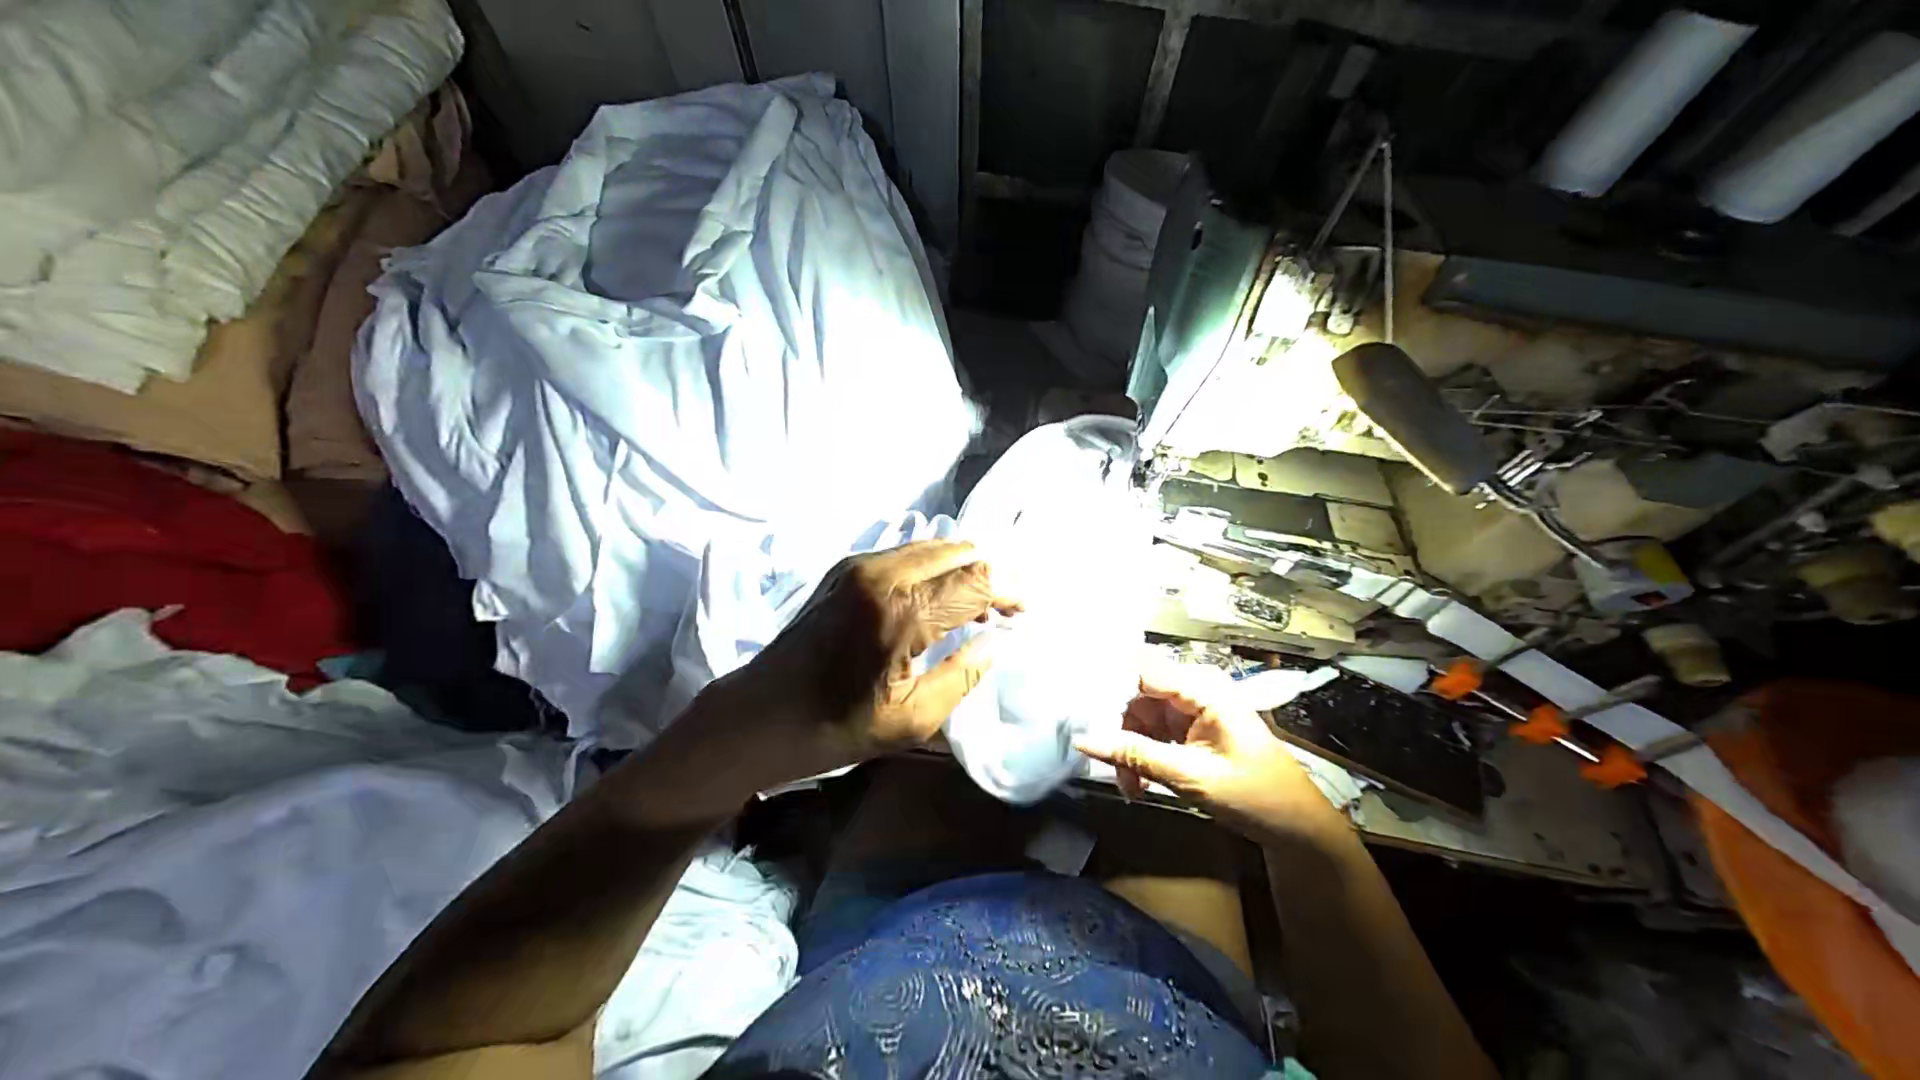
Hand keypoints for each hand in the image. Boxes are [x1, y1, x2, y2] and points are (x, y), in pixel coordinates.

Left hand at [702, 539, 1020, 787]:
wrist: (761, 714)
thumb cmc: (837, 727)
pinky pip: (905, 553)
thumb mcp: (912, 719)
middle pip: (960, 550)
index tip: (1023, 613)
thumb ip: (965, 675)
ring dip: (960, 570)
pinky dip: (932, 569)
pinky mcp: (844, 566)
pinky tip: (932, 602)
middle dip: (989, 577)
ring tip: (970, 611)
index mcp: (902, 613)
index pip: (978, 580)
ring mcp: (859, 565)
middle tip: (999, 614)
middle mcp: (883, 574)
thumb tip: (997, 642)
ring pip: (933, 546)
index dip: (1010, 592)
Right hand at [1073, 662, 1347, 840]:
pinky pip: (1149, 732)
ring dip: (1126, 748)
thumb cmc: (1256, 795)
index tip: (1075, 701)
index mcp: (1201, 688)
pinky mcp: (1187, 728)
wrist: (1297, 827)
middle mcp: (1193, 690)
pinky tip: (1136, 782)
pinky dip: (1139, 755)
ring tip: (1128, 786)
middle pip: (1134, 693)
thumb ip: (1135, 755)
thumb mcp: (1191, 776)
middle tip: (1103, 762)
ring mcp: (1190, 709)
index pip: (1140, 668)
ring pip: (1137, 716)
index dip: (1106, 680)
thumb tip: (1083, 740)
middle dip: (1114, 726)